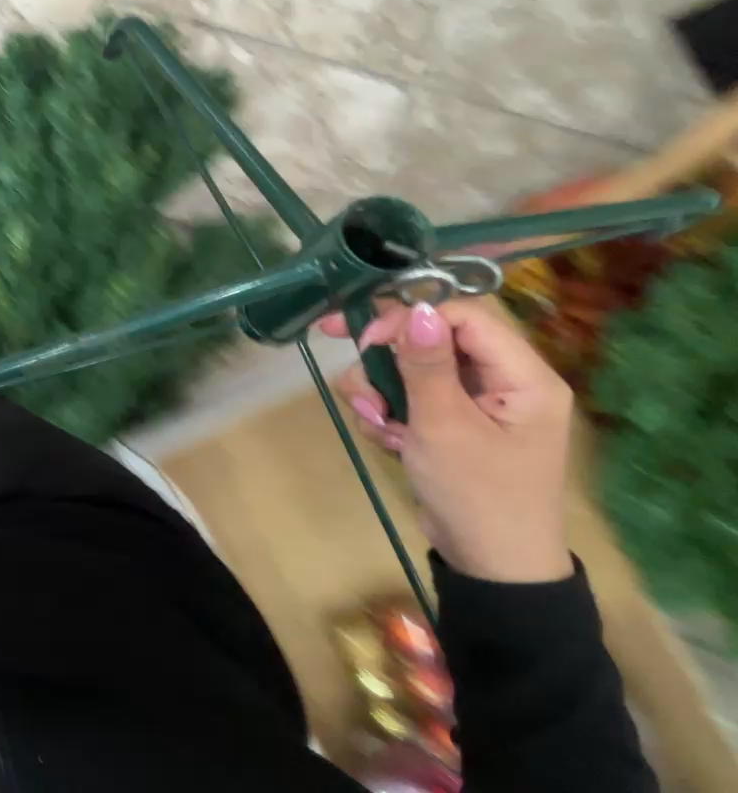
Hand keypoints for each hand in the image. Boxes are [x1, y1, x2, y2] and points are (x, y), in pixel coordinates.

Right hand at [316, 300, 574, 583]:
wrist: (488, 561)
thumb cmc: (476, 492)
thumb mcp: (444, 426)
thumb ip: (427, 365)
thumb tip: (416, 309)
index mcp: (523, 377)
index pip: (464, 316)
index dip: (409, 318)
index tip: (364, 340)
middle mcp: (502, 380)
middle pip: (430, 338)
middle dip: (384, 359)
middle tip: (347, 367)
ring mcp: (474, 401)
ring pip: (408, 366)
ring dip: (378, 390)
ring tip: (377, 424)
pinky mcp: (450, 420)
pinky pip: (407, 394)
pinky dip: (387, 413)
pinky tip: (390, 439)